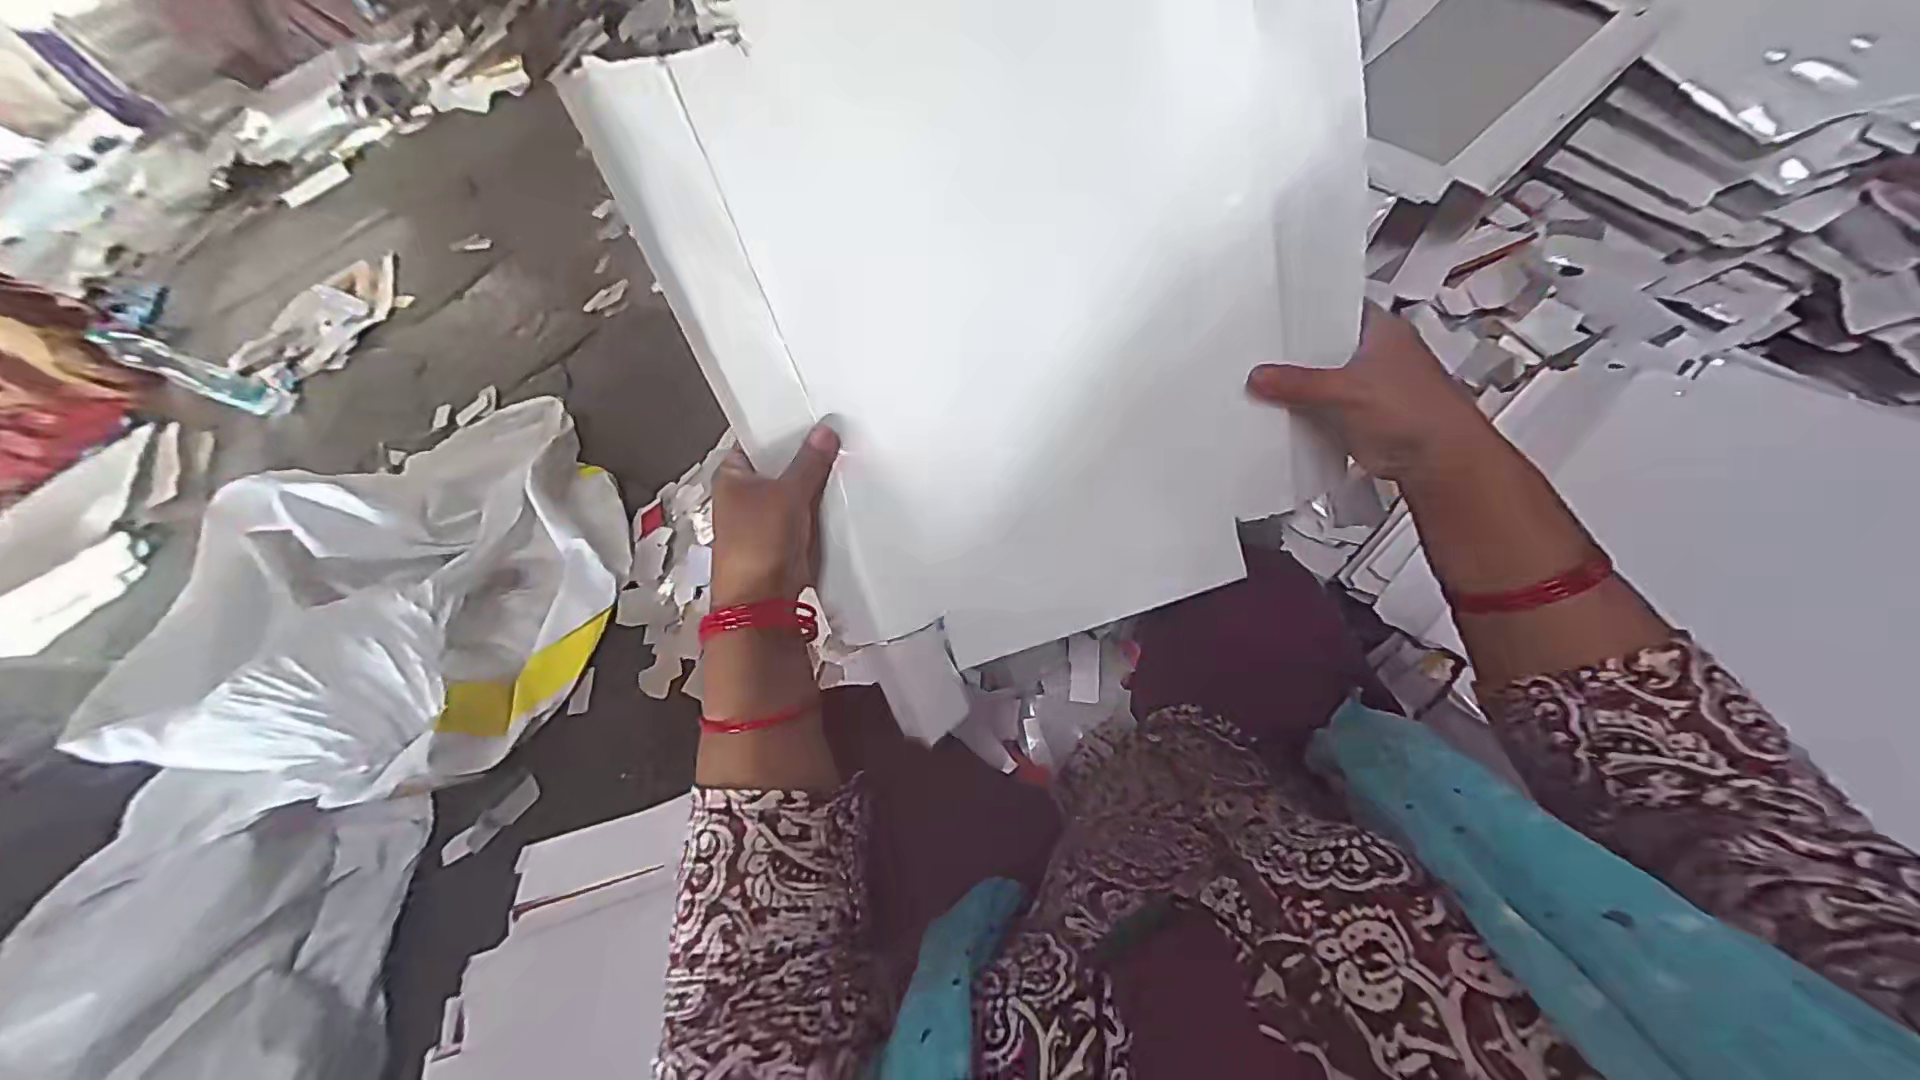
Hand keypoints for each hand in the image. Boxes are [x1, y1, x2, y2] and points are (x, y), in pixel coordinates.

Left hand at [709, 422, 840, 605]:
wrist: (763, 601)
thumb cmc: (756, 545)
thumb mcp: (787, 493)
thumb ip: (809, 462)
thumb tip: (823, 434)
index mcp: (731, 475)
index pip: (757, 439)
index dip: (782, 428)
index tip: (810, 417)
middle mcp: (746, 494)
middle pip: (781, 465)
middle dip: (804, 457)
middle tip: (833, 436)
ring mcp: (767, 516)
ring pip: (796, 490)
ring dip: (814, 484)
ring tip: (841, 460)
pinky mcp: (786, 537)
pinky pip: (807, 512)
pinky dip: (820, 506)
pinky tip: (840, 493)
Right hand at [1246, 305, 1501, 484]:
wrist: (1436, 460)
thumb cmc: (1419, 413)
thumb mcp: (1345, 390)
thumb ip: (1297, 383)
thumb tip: (1261, 377)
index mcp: (1381, 330)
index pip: (1335, 309)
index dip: (1304, 311)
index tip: (1272, 317)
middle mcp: (1374, 354)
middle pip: (1321, 348)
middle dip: (1293, 356)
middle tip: (1262, 357)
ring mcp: (1365, 386)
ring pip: (1320, 380)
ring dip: (1298, 387)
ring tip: (1266, 386)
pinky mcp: (1356, 415)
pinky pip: (1320, 408)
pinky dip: (1304, 412)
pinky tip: (1284, 414)